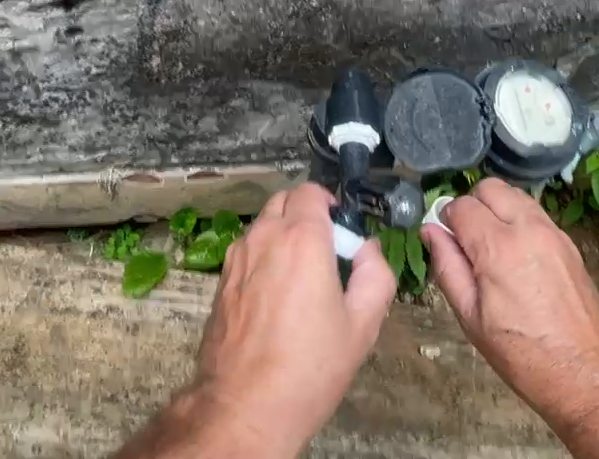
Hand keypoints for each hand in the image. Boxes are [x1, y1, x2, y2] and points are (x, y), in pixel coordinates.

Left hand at [115, 183, 395, 458]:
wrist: (244, 406)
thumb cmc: (309, 367)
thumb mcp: (362, 325)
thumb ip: (376, 275)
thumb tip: (369, 250)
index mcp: (301, 238)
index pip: (311, 191)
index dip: (329, 204)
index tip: (341, 233)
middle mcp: (264, 237)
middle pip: (285, 201)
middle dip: (306, 214)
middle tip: (325, 252)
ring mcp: (237, 256)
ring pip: (263, 225)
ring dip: (283, 234)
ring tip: (301, 278)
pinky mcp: (222, 279)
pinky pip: (247, 250)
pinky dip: (264, 256)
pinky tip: (275, 297)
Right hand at [421, 179, 598, 458]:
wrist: (590, 380)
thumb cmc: (525, 356)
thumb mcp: (471, 318)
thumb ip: (447, 267)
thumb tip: (431, 231)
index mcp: (498, 248)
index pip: (461, 205)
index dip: (446, 220)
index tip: (446, 240)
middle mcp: (528, 230)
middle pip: (489, 187)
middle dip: (472, 205)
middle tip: (467, 240)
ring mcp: (554, 234)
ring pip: (515, 195)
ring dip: (497, 208)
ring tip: (491, 246)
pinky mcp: (570, 244)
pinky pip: (536, 213)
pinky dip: (519, 219)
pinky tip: (516, 255)